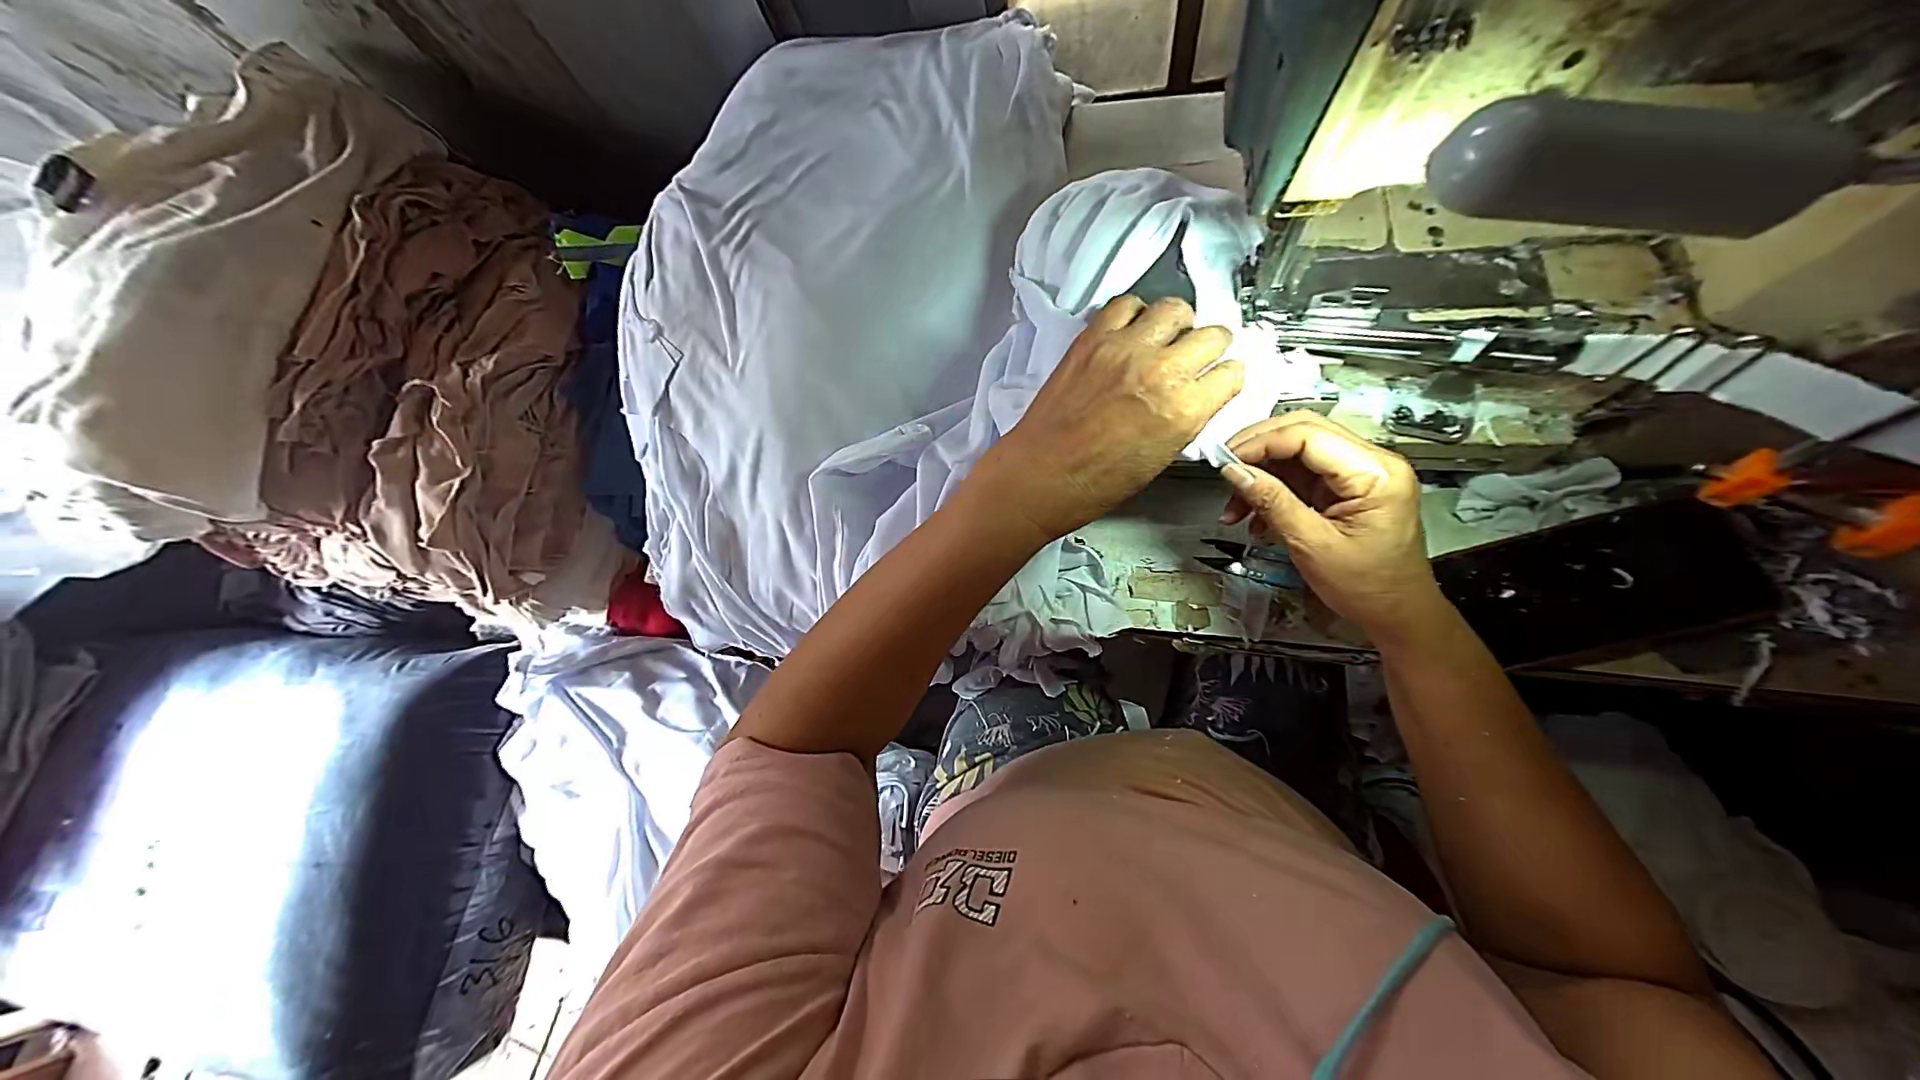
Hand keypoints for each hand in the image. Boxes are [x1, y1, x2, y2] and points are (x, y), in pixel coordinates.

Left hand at [966, 296, 1241, 543]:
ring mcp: (1125, 350)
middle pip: (1213, 335)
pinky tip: (1133, 329)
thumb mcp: (1160, 458)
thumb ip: (1185, 420)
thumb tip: (1195, 400)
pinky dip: (1136, 312)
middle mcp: (1159, 372)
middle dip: (1211, 346)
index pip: (1231, 374)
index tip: (1221, 378)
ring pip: (1175, 308)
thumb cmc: (1090, 481)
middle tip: (1200, 354)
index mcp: (1183, 410)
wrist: (1040, 475)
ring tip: (1168, 336)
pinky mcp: (1093, 340)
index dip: (1227, 377)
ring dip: (1178, 322)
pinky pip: (1126, 304)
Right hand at [1219, 411, 1445, 639]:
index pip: (1307, 435)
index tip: (1227, 460)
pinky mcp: (1346, 487)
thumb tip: (1236, 471)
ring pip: (1297, 453)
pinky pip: (1301, 474)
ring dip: (1261, 474)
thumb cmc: (1370, 587)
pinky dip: (1273, 489)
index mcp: (1376, 473)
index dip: (1260, 443)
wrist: (1396, 613)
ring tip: (1236, 504)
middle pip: (1303, 432)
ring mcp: (1360, 474)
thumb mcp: (1312, 544)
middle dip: (1257, 450)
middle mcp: (1373, 463)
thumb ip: (1272, 502)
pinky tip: (1255, 513)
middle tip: (1225, 467)